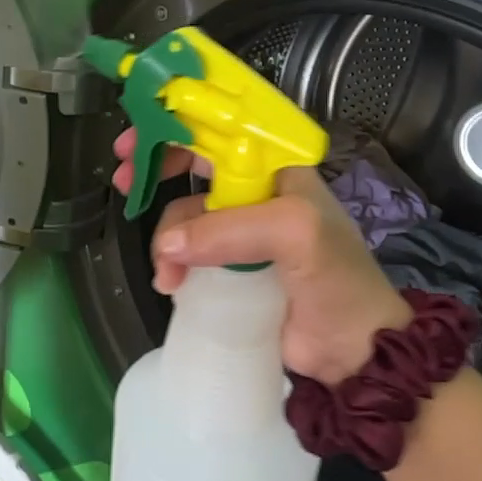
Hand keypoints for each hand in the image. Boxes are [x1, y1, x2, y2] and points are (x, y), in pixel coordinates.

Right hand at [113, 129, 412, 384]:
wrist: (355, 351)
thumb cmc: (337, 277)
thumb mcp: (293, 233)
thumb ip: (231, 230)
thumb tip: (170, 244)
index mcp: (276, 169)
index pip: (220, 133)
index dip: (177, 129)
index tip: (140, 139)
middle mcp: (255, 192)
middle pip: (193, 167)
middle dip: (156, 170)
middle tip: (126, 180)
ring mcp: (240, 231)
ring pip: (184, 217)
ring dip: (166, 239)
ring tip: (169, 273)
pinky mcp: (229, 267)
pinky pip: (186, 252)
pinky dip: (170, 263)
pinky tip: (171, 283)